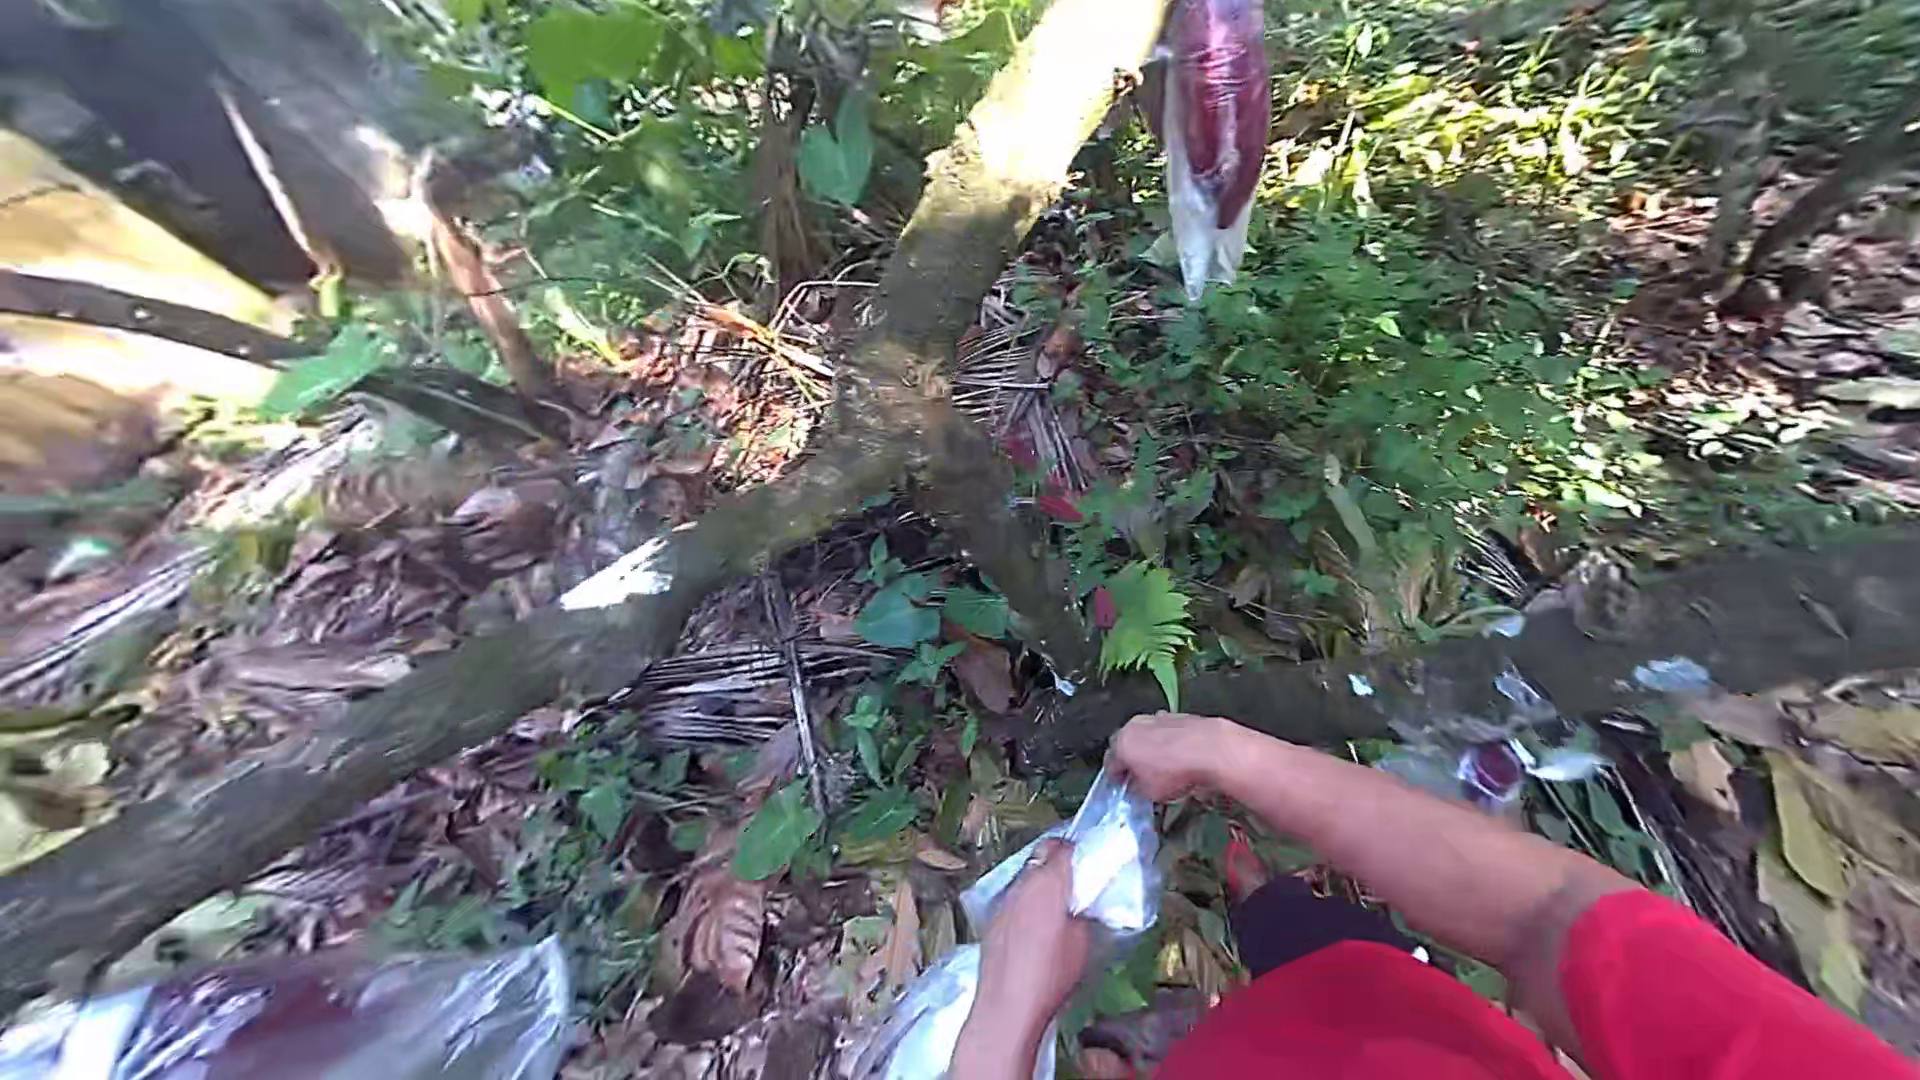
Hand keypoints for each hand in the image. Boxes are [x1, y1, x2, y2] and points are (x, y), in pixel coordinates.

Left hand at [954, 839, 1091, 1074]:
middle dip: (1057, 854)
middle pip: (1041, 852)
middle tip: (1072, 868)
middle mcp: (1024, 882)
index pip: (1063, 848)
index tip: (1086, 856)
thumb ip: (1083, 915)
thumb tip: (1081, 906)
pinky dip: (1026, 895)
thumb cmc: (1050, 975)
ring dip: (1040, 874)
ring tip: (1054, 893)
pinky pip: (1014, 893)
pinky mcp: (994, 913)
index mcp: (1049, 883)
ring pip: (1026, 871)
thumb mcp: (1082, 944)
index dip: (1076, 849)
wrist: (1007, 1003)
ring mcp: (1006, 896)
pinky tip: (1032, 916)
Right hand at [1108, 712, 1250, 800]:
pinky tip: (1180, 755)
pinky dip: (1167, 741)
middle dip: (1130, 758)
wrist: (1209, 749)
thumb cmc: (1175, 772)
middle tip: (1140, 775)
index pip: (1110, 763)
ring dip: (1149, 747)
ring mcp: (1155, 718)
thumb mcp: (1150, 794)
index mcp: (1121, 744)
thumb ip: (1137, 789)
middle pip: (1125, 744)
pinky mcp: (1176, 715)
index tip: (1122, 786)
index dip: (1116, 778)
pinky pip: (1165, 731)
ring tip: (1163, 765)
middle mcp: (1133, 726)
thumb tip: (1137, 786)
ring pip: (1145, 734)